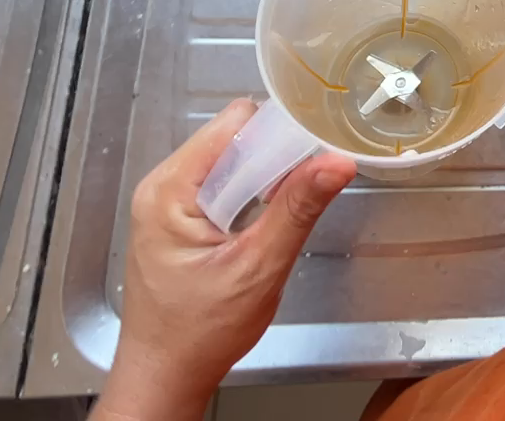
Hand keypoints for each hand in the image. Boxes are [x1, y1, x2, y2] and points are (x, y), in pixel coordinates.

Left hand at [93, 99, 356, 420]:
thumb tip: (339, 161)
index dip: (279, 128)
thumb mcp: (258, 268)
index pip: (235, 124)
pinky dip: (258, 187)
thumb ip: (297, 209)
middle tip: (313, 175)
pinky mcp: (183, 214)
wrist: (165, 380)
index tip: (317, 144)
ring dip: (270, 171)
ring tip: (297, 196)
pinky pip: (228, 178)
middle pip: (236, 136)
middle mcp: (165, 184)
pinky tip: (275, 210)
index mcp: (170, 188)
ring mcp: (171, 199)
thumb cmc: (201, 331)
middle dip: (278, 151)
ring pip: (235, 157)